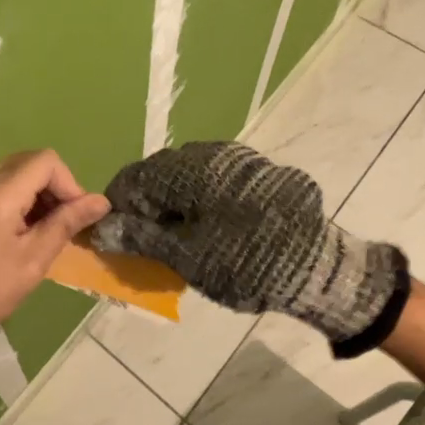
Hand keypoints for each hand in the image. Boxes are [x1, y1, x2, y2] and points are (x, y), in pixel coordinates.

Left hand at [0, 149, 110, 359]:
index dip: (69, 184)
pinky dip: (15, 195)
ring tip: (40, 231)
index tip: (75, 217)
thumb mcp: (34, 259)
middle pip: (30, 161)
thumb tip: (102, 200)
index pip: (46, 161)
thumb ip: (67, 222)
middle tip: (62, 225)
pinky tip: (17, 228)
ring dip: (35, 192)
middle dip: (53, 187)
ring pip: (14, 170)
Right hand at [91, 141, 410, 357]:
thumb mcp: (188, 257)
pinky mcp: (260, 175)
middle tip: (148, 246)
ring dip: (176, 205)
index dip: (119, 210)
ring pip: (189, 178)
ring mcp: (240, 162)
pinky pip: (216, 182)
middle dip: (148, 208)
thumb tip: (102, 227)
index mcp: (190, 168)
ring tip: (180, 242)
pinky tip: (212, 232)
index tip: (117, 241)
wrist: (322, 271)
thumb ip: (142, 238)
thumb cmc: (247, 264)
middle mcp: (212, 154)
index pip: (134, 179)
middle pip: (161, 175)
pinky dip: (203, 204)